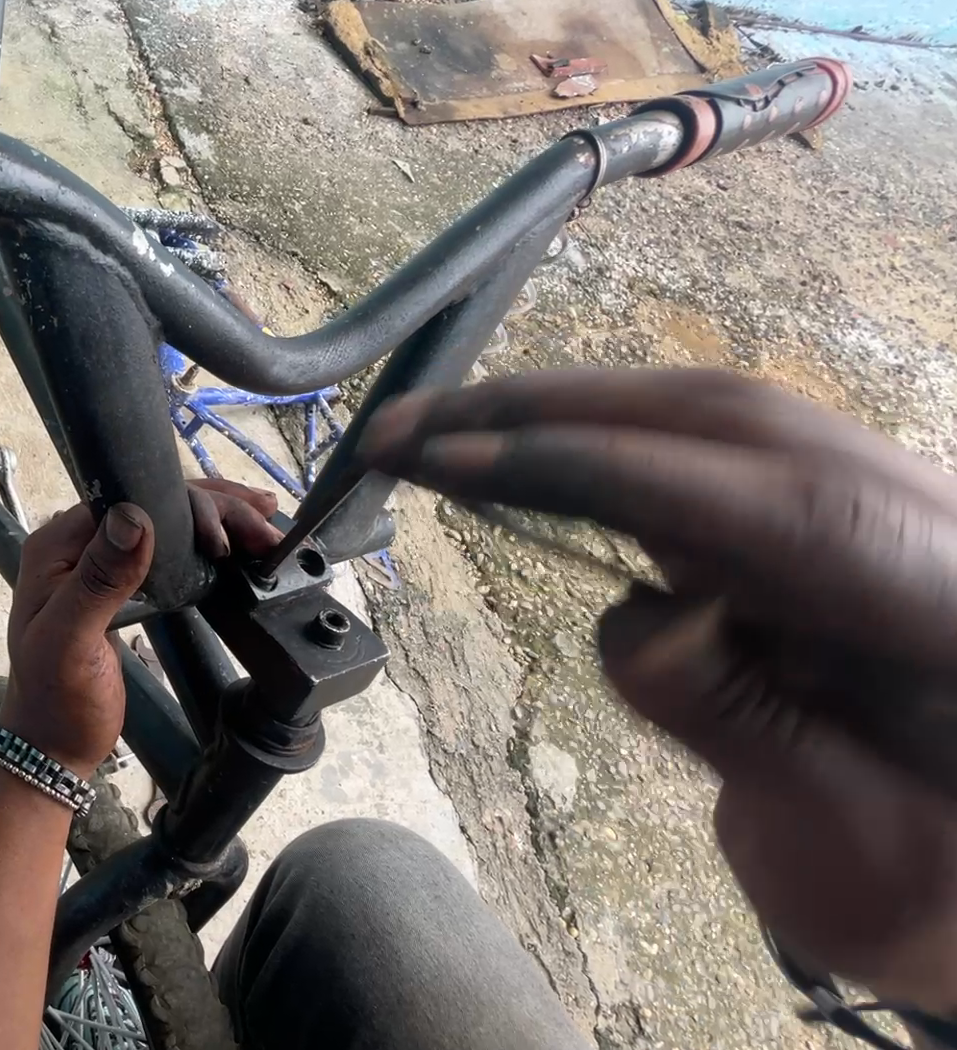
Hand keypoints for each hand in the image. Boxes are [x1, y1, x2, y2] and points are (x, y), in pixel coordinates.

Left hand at [2, 479, 281, 775]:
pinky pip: (165, 555)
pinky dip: (202, 549)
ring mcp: (100, 568)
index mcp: (56, 547)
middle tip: (265, 529)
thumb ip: (99, 580)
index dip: (182, 502)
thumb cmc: (57, 700)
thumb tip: (134, 517)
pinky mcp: (122, 591)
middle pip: (151, 505)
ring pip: (163, 526)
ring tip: (264, 532)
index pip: (126, 499)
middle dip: (212, 510)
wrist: (55, 746)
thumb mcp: (71, 640)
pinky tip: (235, 550)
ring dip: (215, 524)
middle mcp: (77, 547)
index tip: (230, 527)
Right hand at [360, 368, 956, 1009]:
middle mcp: (917, 520)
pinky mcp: (789, 508)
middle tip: (395, 432)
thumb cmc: (927, 885)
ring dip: (537, 411)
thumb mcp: (849, 849)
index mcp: (955, 607)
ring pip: (688, 415)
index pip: (772, 507)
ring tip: (419, 431)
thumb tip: (640, 621)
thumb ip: (748, 724)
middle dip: (534, 412)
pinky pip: (673, 446)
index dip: (594, 472)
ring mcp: (856, 500)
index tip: (449, 465)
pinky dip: (567, 437)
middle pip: (716, 417)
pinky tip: (497, 451)